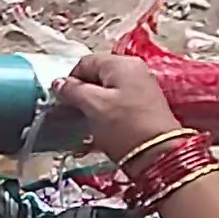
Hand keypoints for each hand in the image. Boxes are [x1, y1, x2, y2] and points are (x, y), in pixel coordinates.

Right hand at [52, 53, 182, 164]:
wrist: (159, 155)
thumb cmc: (123, 126)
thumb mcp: (93, 106)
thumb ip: (73, 90)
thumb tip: (59, 82)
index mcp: (121, 64)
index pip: (85, 62)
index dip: (70, 80)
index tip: (62, 101)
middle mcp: (134, 70)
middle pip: (97, 76)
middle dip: (81, 93)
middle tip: (72, 113)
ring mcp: (142, 88)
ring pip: (107, 91)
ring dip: (92, 105)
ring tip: (84, 123)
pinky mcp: (145, 106)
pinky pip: (118, 103)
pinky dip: (106, 113)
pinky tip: (100, 129)